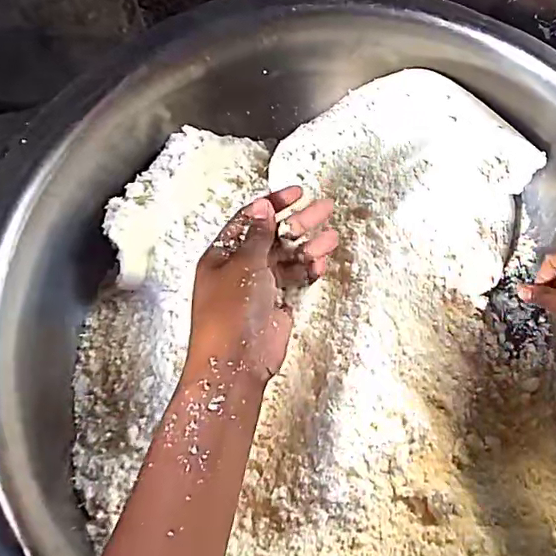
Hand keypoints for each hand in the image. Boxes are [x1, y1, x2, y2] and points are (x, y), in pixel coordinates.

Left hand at [188, 186, 336, 383]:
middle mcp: (240, 267)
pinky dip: (308, 270)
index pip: (250, 219)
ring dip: (309, 246)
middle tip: (325, 208)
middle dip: (299, 222)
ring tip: (331, 237)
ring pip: (288, 257)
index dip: (273, 203)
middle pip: (274, 236)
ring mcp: (260, 285)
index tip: (298, 192)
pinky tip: (321, 264)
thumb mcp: (244, 265)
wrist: (235, 362)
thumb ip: (258, 235)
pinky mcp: (277, 303)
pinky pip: (295, 278)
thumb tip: (263, 206)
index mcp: (223, 254)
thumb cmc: (231, 310)